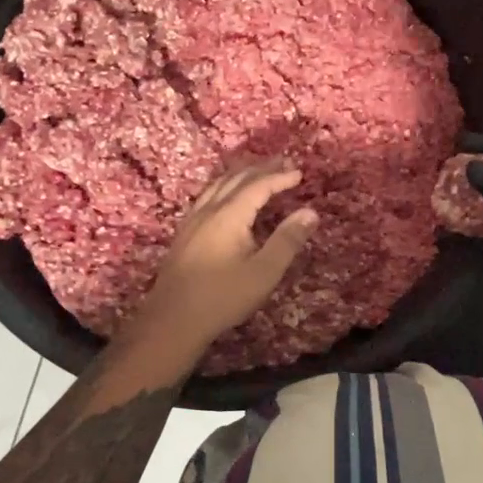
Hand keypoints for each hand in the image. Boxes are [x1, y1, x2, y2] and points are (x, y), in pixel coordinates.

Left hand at [133, 159, 318, 346]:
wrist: (172, 319)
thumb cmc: (223, 297)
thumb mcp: (264, 272)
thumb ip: (287, 240)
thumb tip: (310, 212)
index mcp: (229, 215)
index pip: (258, 186)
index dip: (279, 177)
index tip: (299, 173)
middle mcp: (208, 210)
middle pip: (236, 179)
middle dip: (261, 169)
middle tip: (283, 162)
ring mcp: (192, 221)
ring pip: (217, 185)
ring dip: (240, 174)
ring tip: (257, 171)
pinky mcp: (184, 233)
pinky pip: (207, 196)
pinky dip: (224, 186)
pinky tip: (224, 197)